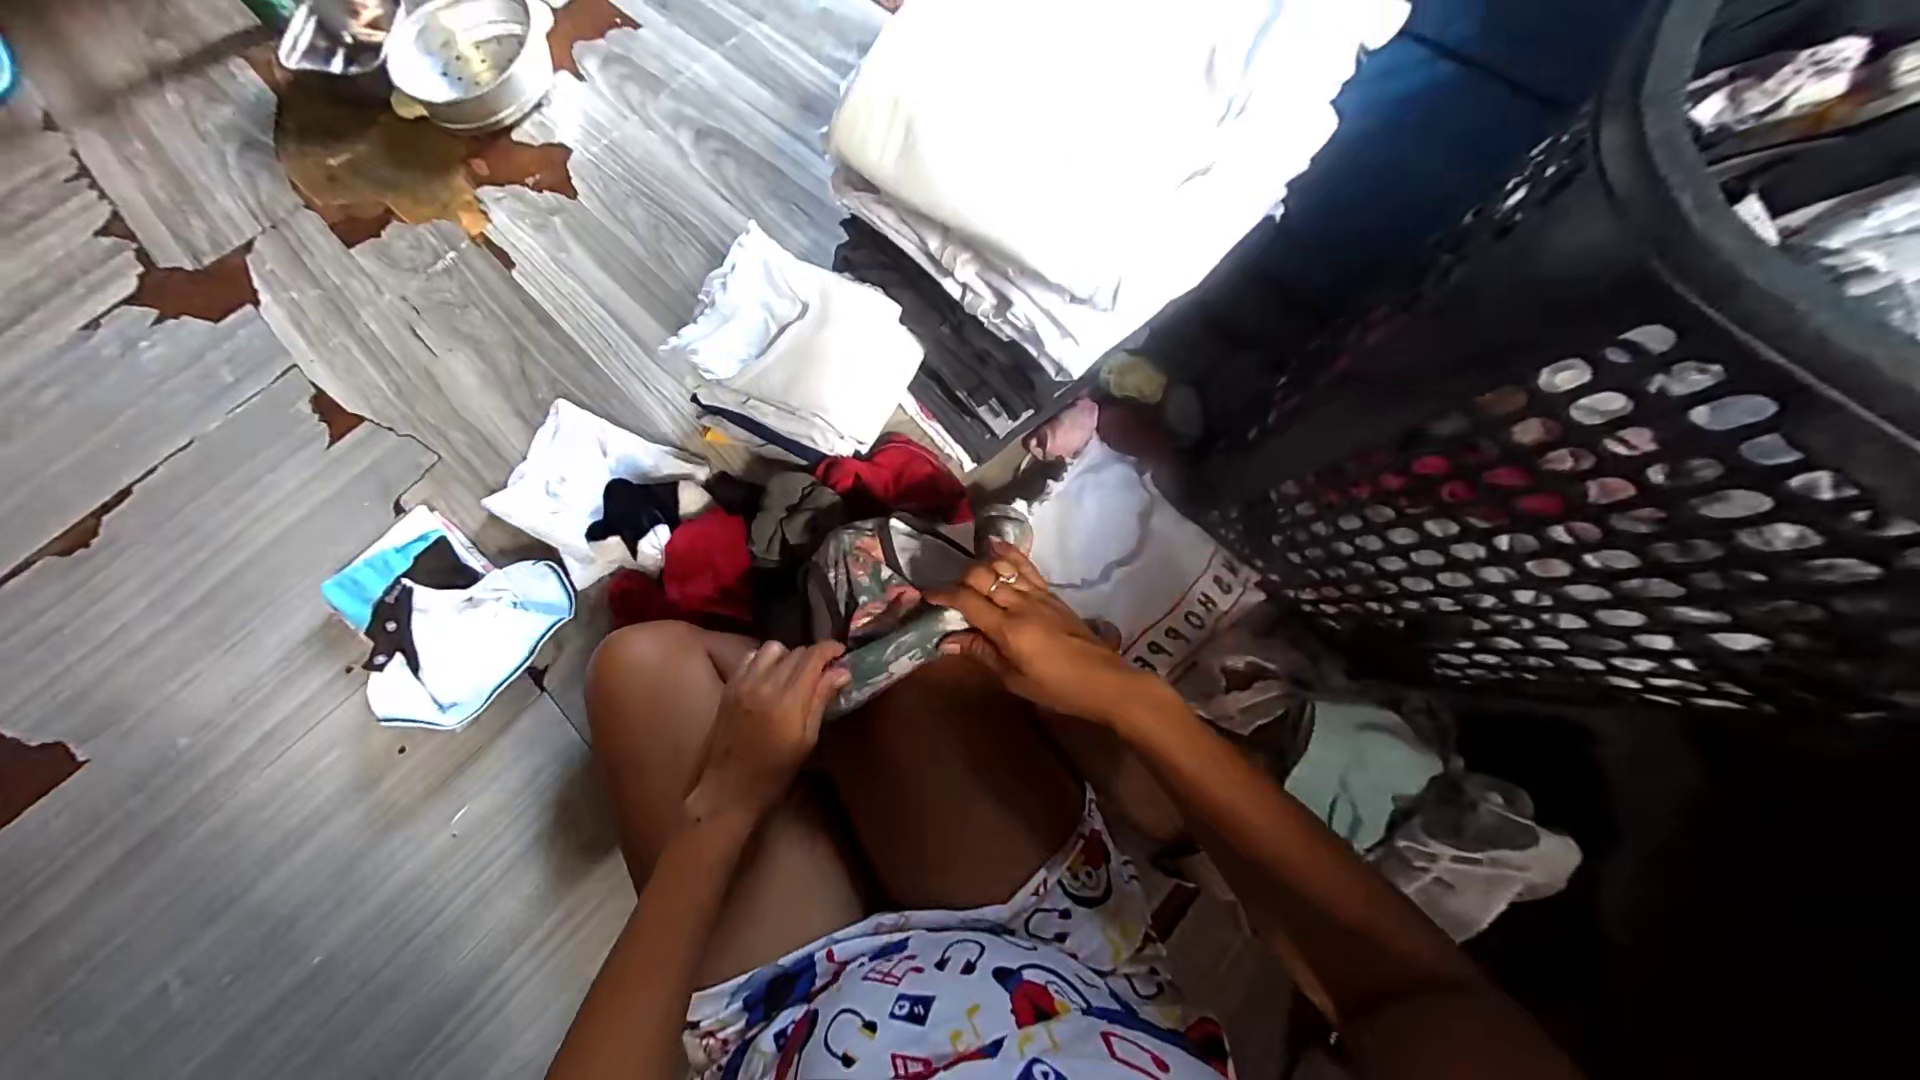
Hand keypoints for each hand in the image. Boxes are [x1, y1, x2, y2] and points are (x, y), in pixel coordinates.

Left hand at [686, 641, 849, 827]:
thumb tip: (842, 671)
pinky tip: (771, 677)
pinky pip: (750, 658)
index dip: (831, 649)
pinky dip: (765, 660)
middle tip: (823, 671)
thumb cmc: (774, 774)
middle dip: (814, 656)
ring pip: (772, 648)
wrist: (727, 790)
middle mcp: (764, 684)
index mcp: (787, 700)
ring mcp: (743, 683)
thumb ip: (821, 700)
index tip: (842, 653)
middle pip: (796, 651)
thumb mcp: (806, 740)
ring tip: (795, 673)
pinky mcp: (729, 687)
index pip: (812, 656)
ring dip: (789, 655)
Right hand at [925, 539, 1164, 726]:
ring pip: (1001, 567)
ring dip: (979, 565)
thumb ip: (981, 653)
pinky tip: (994, 546)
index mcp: (1009, 630)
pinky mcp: (1051, 593)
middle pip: (981, 576)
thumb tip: (946, 640)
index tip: (927, 595)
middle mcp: (1021, 604)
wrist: (1103, 680)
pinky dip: (1008, 554)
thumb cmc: (1056, 687)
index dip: (943, 594)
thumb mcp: (1014, 678)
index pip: (967, 601)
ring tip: (965, 573)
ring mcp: (1038, 595)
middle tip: (946, 591)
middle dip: (958, 578)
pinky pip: (1026, 567)